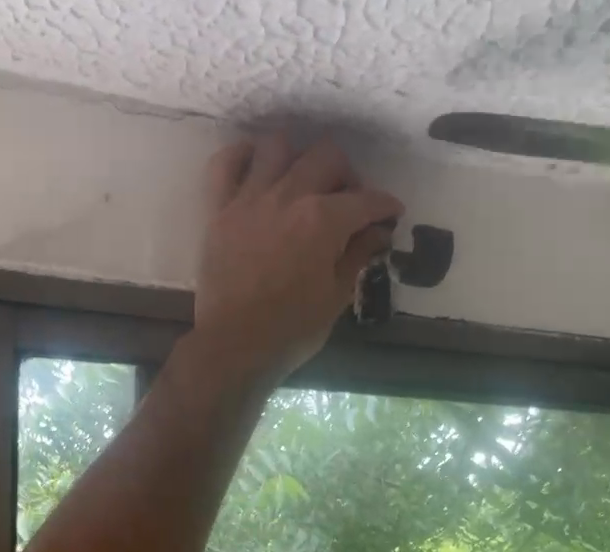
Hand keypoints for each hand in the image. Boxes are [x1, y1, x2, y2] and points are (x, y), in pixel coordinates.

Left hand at [188, 134, 403, 385]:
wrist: (234, 346)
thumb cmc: (291, 330)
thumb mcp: (335, 297)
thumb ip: (357, 256)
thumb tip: (378, 232)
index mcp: (324, 220)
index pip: (366, 200)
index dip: (385, 206)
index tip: (390, 215)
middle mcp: (289, 196)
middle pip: (327, 157)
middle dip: (347, 175)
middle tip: (347, 202)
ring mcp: (250, 199)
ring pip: (277, 147)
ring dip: (297, 159)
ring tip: (302, 183)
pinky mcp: (218, 210)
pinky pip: (224, 163)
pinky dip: (242, 158)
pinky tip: (256, 169)